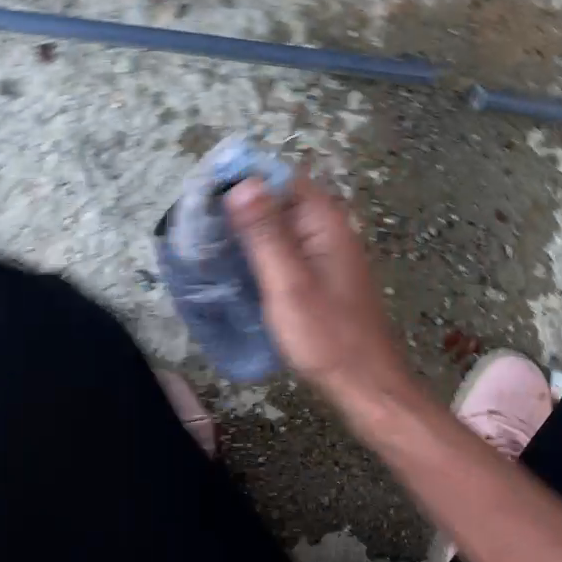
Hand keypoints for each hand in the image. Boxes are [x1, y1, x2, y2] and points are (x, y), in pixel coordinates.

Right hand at [224, 176, 411, 402]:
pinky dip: (259, 250)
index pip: (280, 176)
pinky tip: (232, 265)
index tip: (204, 190)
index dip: (242, 177)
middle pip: (277, 198)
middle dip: (239, 204)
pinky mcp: (318, 272)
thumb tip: (242, 182)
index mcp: (325, 220)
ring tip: (205, 240)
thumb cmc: (327, 336)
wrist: (365, 384)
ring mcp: (324, 250)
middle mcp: (328, 227)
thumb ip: (265, 232)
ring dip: (246, 229)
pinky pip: (283, 247)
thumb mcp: (289, 282)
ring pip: (278, 224)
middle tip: (196, 220)